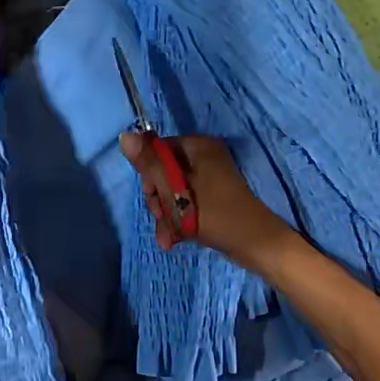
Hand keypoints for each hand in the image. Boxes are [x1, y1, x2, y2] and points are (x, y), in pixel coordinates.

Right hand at [118, 131, 285, 255]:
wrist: (254, 245)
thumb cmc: (214, 214)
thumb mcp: (175, 190)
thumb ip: (149, 164)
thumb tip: (124, 135)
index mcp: (198, 146)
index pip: (156, 152)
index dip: (150, 177)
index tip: (153, 199)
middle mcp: (203, 156)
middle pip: (162, 173)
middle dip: (158, 202)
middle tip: (163, 219)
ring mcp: (208, 176)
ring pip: (170, 191)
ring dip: (165, 215)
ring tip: (169, 236)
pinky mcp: (210, 195)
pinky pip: (183, 201)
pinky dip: (177, 218)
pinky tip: (173, 237)